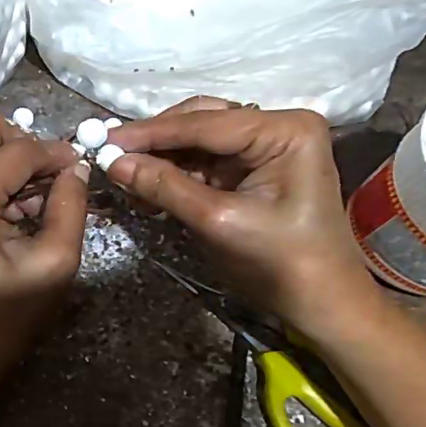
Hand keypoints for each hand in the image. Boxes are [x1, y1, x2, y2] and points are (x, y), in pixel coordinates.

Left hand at [0, 108, 88, 395]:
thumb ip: (70, 206)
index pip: (19, 150)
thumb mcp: (54, 262)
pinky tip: (17, 209)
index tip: (81, 167)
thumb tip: (77, 166)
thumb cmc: (7, 314)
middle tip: (48, 181)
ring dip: (9, 162)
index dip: (56, 154)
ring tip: (35, 202)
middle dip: (23, 146)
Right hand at [104, 98, 381, 337]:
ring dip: (161, 159)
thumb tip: (113, 163)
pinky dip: (175, 175)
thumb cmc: (281, 263)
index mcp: (284, 130)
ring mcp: (266, 148)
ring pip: (198, 142)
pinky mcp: (254, 170)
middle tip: (108, 153)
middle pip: (200, 123)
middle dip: (155, 142)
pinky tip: (146, 186)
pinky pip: (205, 163)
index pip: (205, 123)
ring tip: (121, 173)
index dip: (151, 132)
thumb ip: (165, 187)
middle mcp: (277, 127)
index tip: (104, 139)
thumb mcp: (218, 222)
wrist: (321, 303)